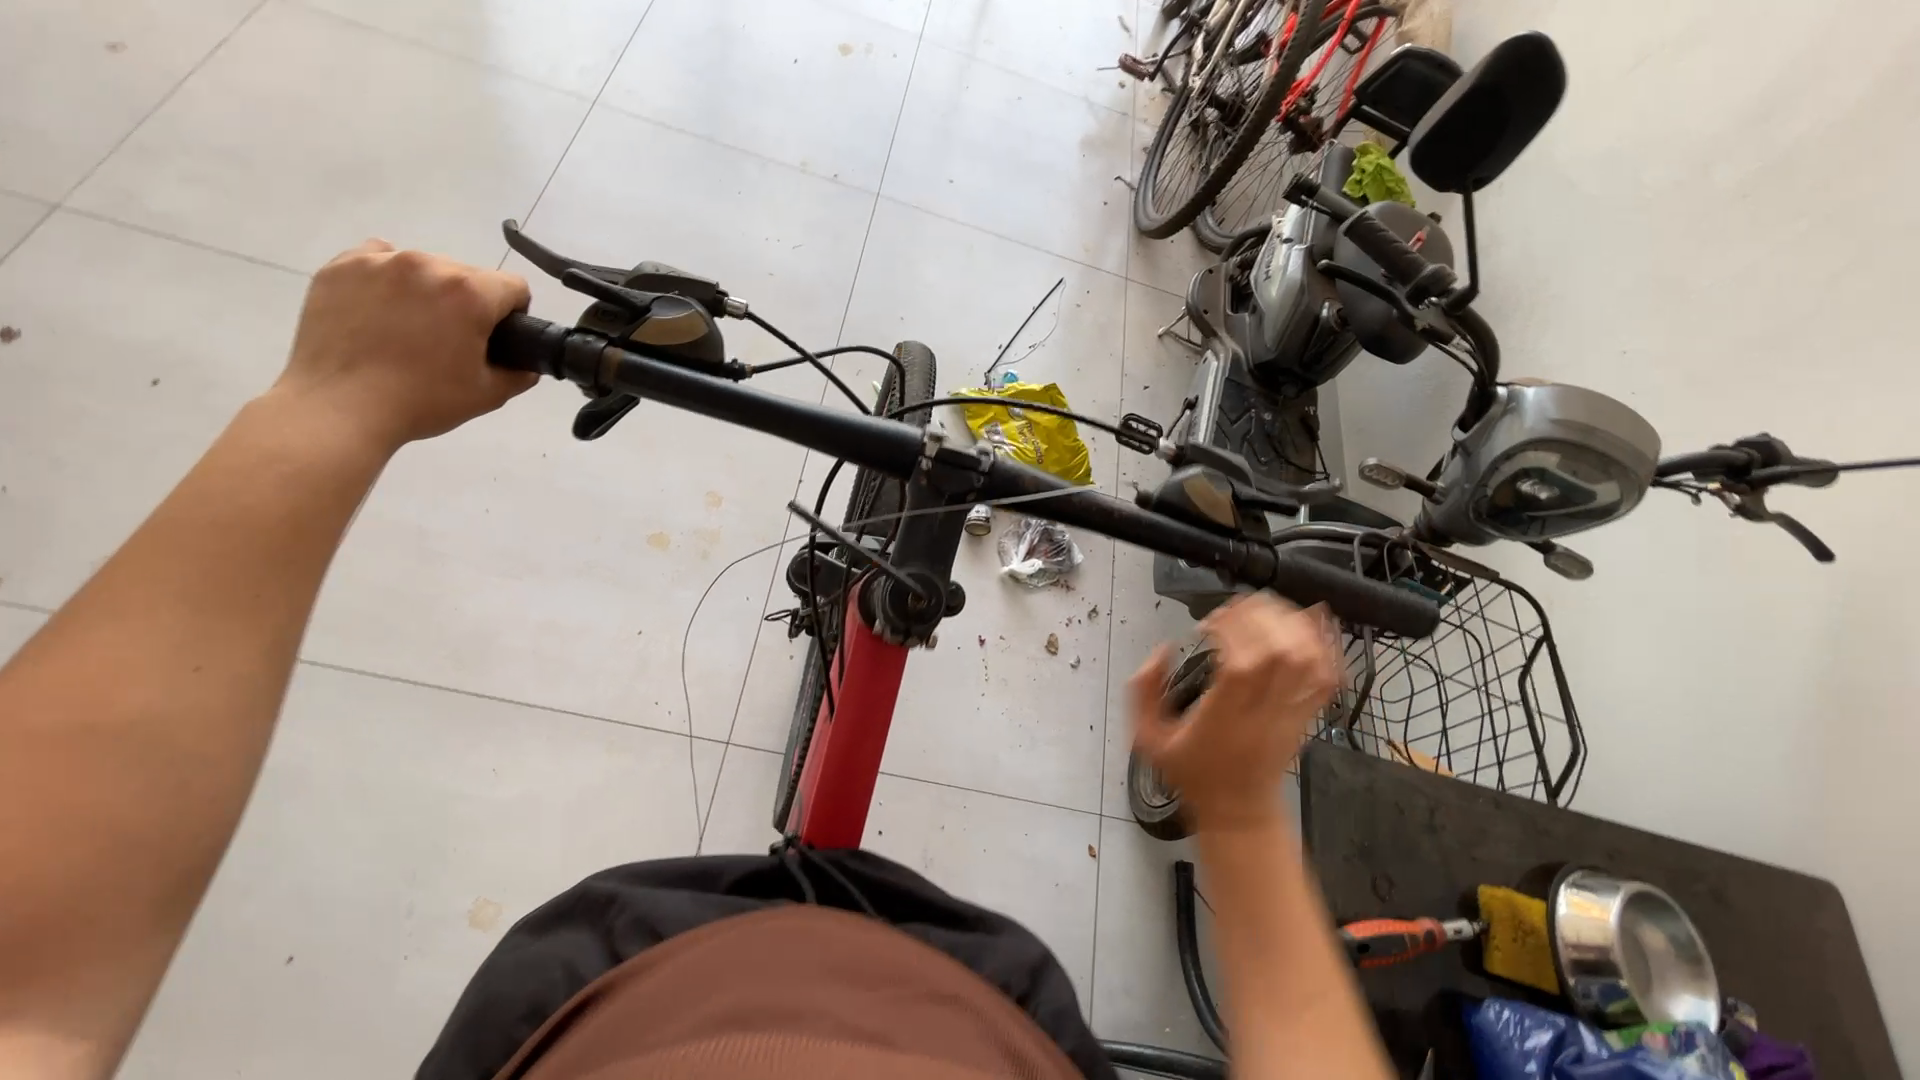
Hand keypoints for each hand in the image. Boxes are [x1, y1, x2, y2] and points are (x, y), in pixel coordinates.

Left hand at [266, 239, 537, 453]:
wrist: (341, 407)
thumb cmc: (422, 402)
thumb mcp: (488, 395)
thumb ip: (520, 373)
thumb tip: (525, 362)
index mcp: (470, 293)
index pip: (514, 286)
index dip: (513, 315)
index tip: (496, 338)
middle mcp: (428, 265)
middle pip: (468, 274)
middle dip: (468, 302)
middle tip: (450, 340)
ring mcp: (380, 262)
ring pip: (424, 266)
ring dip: (429, 290)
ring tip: (410, 327)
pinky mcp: (340, 267)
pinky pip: (377, 258)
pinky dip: (387, 278)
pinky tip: (381, 308)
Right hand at [1129, 594, 1339, 829]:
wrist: (1238, 812)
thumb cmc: (1192, 773)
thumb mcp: (1148, 739)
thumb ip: (1144, 692)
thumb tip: (1160, 651)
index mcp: (1223, 717)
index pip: (1240, 664)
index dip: (1227, 631)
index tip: (1206, 625)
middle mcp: (1263, 712)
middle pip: (1279, 652)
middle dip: (1258, 617)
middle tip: (1234, 608)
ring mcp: (1291, 713)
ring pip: (1306, 659)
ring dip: (1290, 623)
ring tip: (1264, 609)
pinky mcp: (1307, 715)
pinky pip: (1327, 676)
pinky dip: (1325, 644)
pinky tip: (1311, 620)